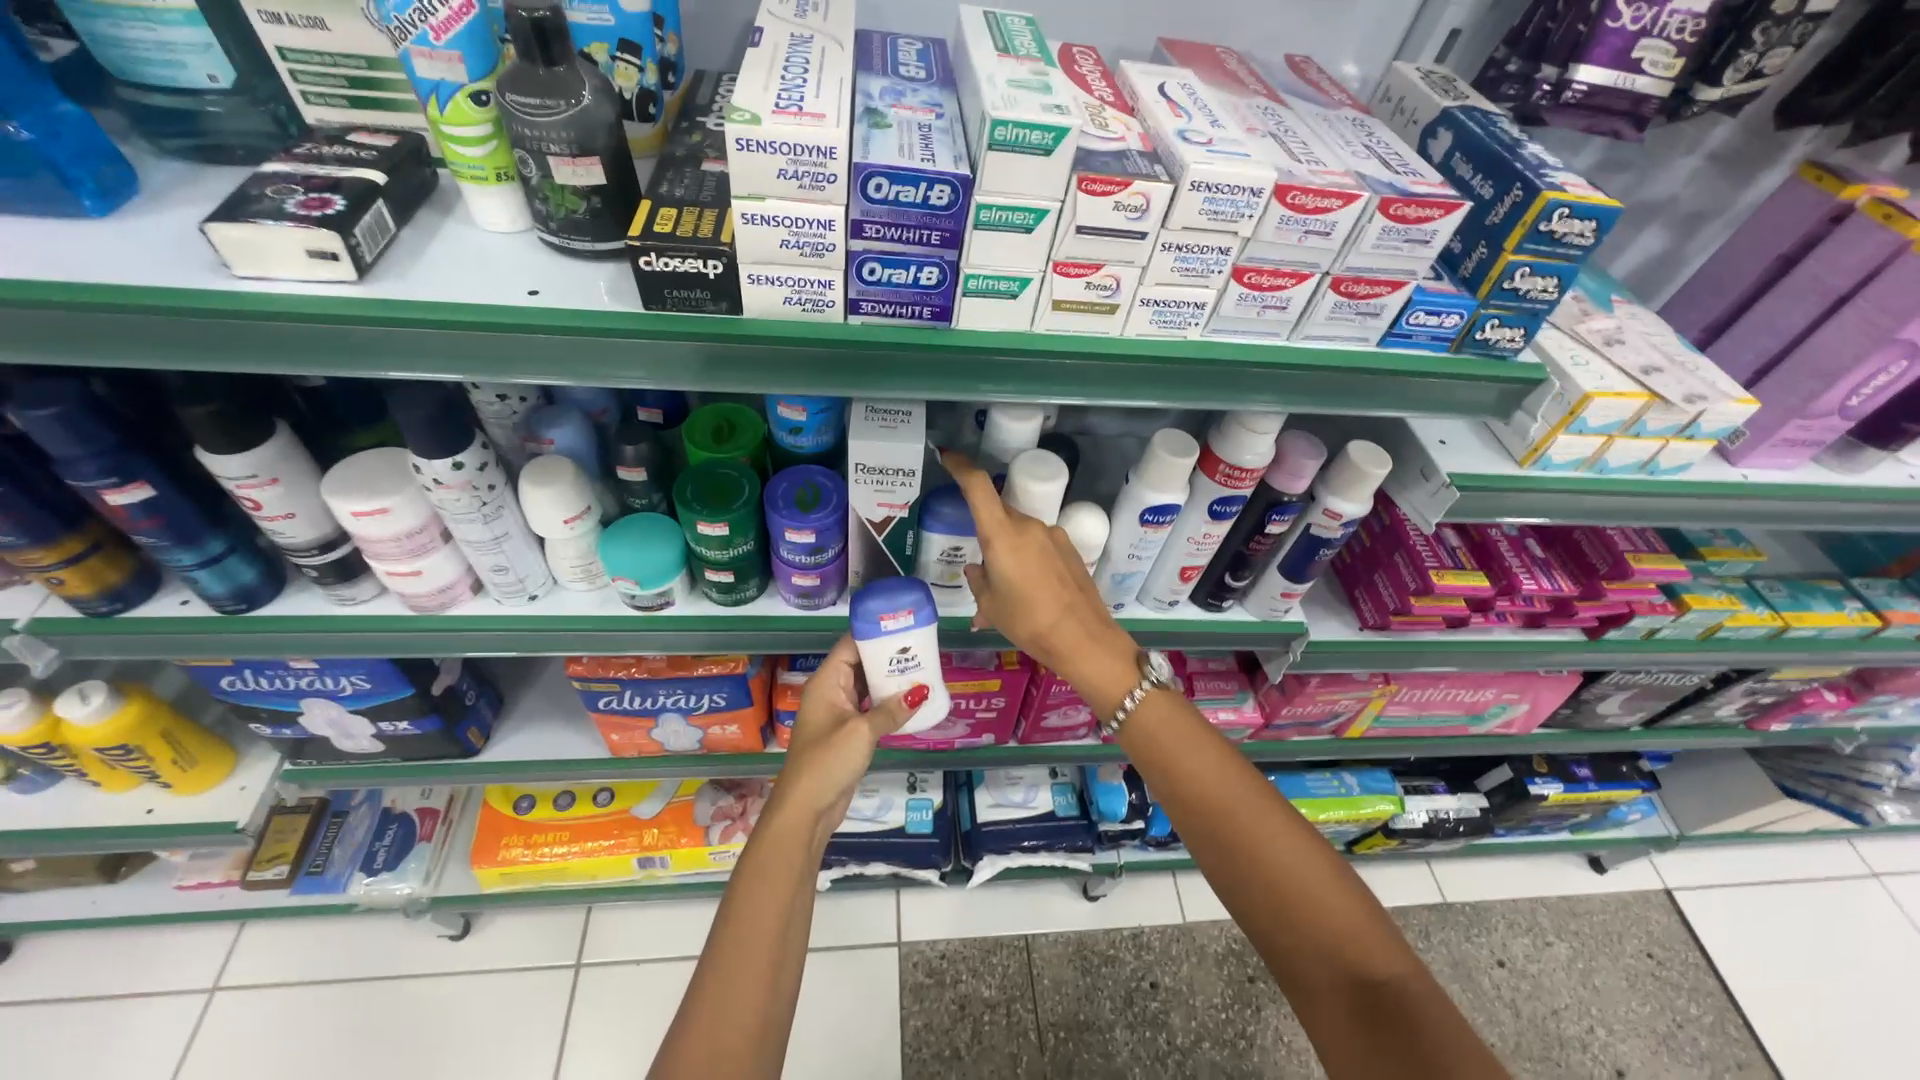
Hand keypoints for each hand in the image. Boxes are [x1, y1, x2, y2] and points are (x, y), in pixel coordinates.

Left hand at [776, 635, 923, 824]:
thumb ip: (891, 710)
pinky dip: (888, 705)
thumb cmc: (828, 761)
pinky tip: (912, 702)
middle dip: (888, 657)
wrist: (806, 807)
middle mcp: (831, 692)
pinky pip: (870, 709)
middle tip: (922, 648)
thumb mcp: (862, 732)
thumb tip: (921, 692)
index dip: (874, 634)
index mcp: (826, 682)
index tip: (903, 626)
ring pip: (867, 688)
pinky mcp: (847, 733)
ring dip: (890, 682)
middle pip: (860, 664)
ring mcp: (839, 713)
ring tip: (922, 669)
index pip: (850, 646)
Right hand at [945, 452, 1137, 701]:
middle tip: (982, 566)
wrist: (1083, 638)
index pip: (978, 486)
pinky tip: (1032, 592)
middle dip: (987, 530)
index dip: (961, 467)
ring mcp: (1053, 536)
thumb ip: (978, 580)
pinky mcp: (1070, 549)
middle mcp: (1028, 526)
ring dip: (1010, 550)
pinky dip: (1029, 560)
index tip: (948, 457)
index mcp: (1001, 534)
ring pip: (1020, 532)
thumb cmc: (1027, 622)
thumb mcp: (990, 606)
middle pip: (999, 513)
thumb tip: (979, 569)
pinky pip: (1039, 546)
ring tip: (1009, 590)